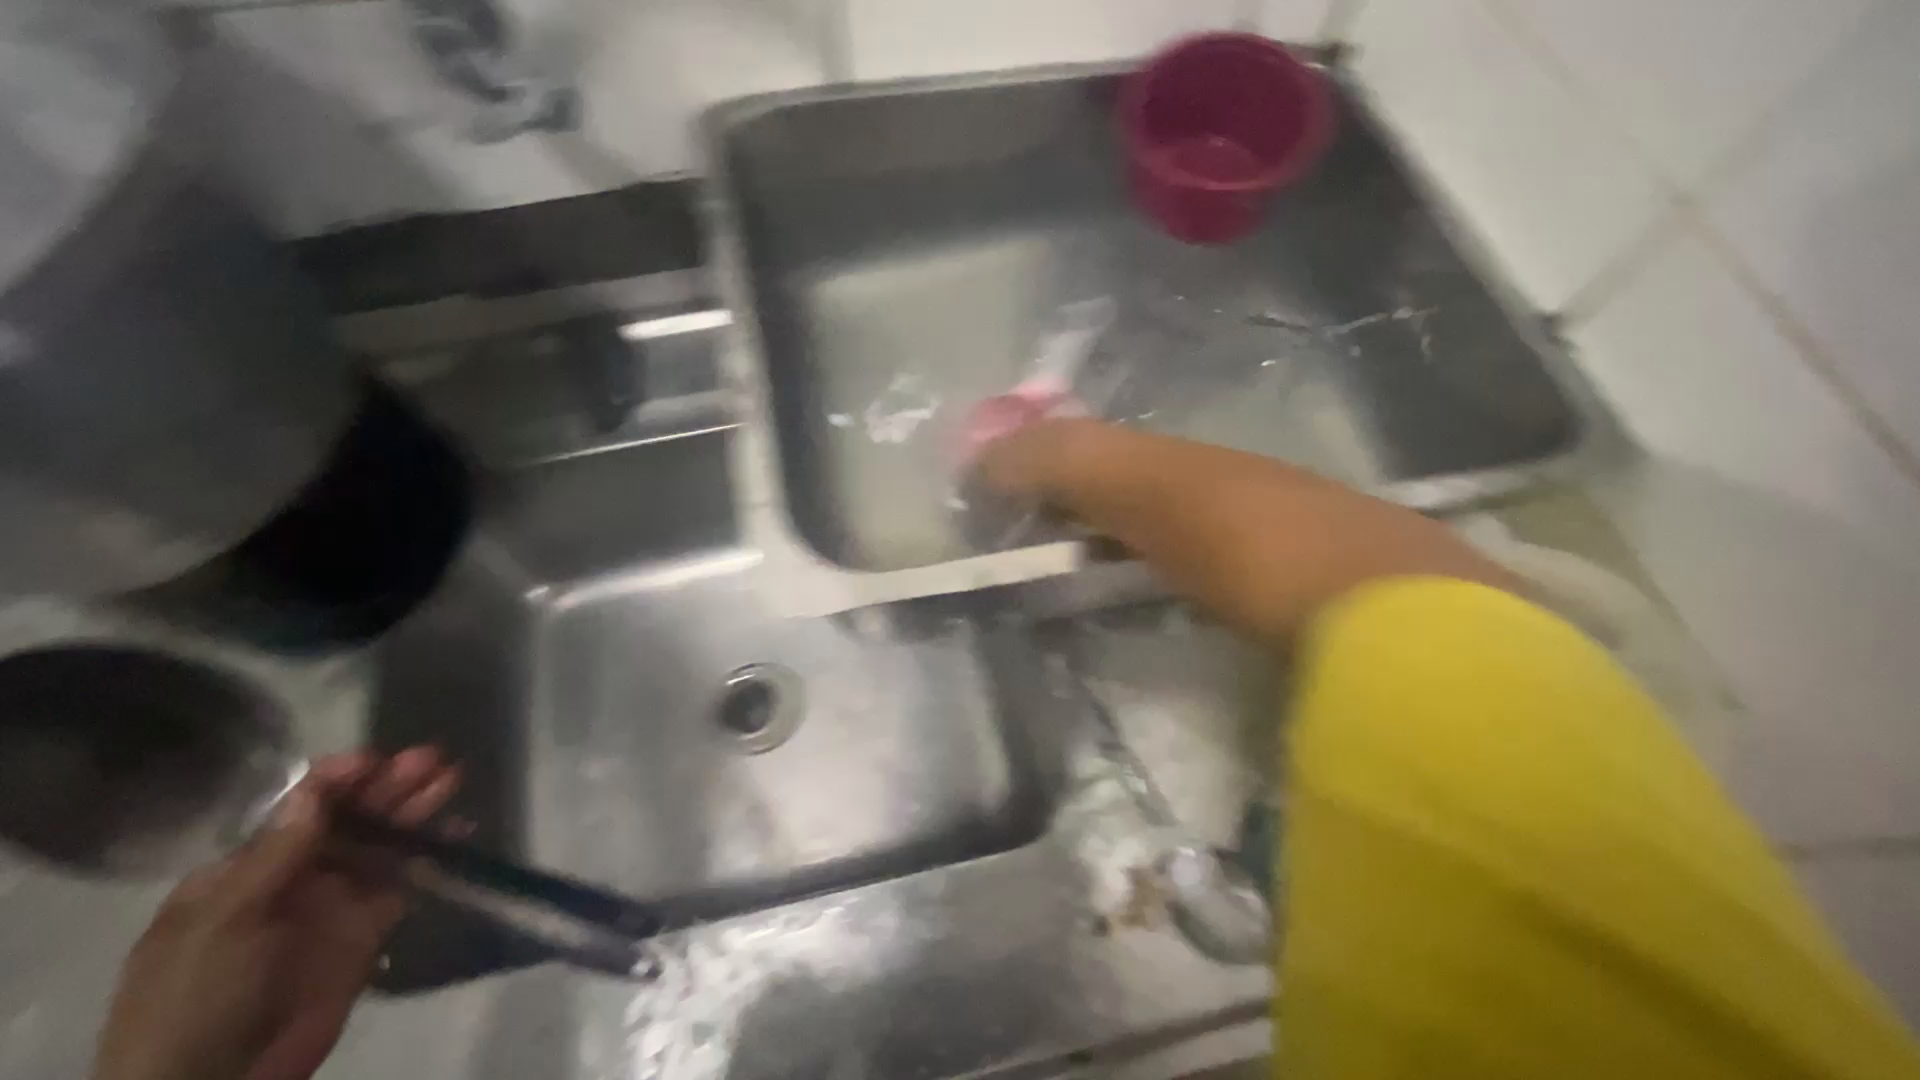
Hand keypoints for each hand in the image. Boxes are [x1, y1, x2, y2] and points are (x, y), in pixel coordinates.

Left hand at [92, 748, 461, 1079]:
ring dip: (415, 810)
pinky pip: (404, 882)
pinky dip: (431, 854)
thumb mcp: (223, 922)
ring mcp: (333, 903)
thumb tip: (313, 791)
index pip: (298, 810)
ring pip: (382, 843)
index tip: (374, 759)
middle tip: (432, 758)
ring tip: (451, 777)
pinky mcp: (367, 930)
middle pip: (349, 819)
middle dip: (388, 786)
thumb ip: (274, 856)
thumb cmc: (196, 996)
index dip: (336, 781)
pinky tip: (458, 830)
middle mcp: (294, 876)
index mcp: (246, 869)